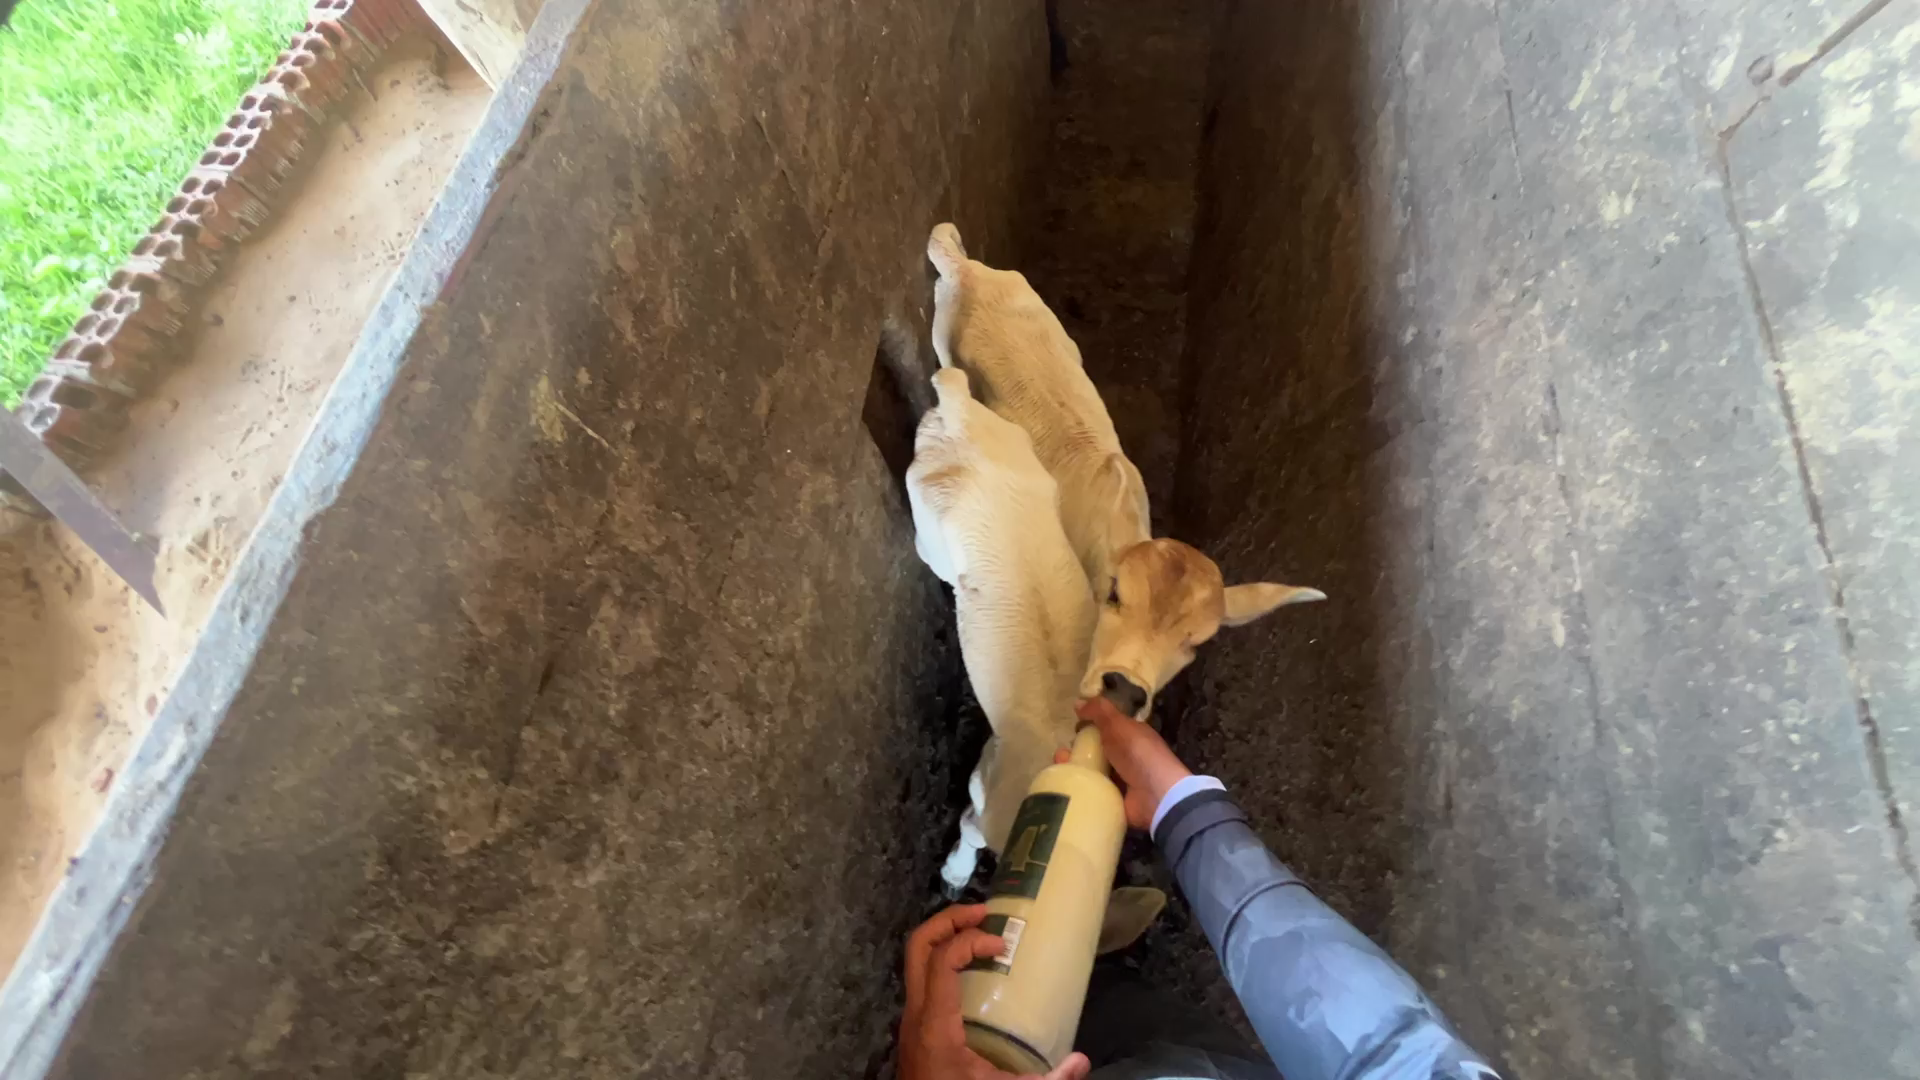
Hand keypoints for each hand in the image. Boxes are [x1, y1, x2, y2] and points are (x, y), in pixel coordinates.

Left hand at [898, 905, 1091, 1079]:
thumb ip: (1045, 1079)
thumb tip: (1081, 1062)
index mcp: (934, 1026)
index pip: (940, 960)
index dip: (969, 941)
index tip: (1001, 946)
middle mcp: (915, 1014)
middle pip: (919, 945)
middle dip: (949, 920)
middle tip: (984, 914)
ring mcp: (911, 1019)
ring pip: (916, 958)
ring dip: (945, 935)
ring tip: (980, 930)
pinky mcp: (915, 1027)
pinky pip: (923, 976)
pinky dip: (943, 957)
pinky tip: (973, 967)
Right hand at [1074, 697, 1192, 830]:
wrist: (1155, 795)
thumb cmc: (1138, 753)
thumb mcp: (1117, 724)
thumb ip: (1099, 711)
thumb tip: (1078, 702)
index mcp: (1133, 736)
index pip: (1110, 727)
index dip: (1092, 726)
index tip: (1075, 728)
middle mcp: (1128, 757)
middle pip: (1099, 750)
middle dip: (1079, 748)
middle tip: (1064, 751)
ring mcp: (1122, 780)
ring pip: (1093, 770)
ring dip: (1075, 767)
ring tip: (1060, 764)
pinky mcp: (1115, 799)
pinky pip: (1093, 790)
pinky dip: (1079, 786)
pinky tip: (1066, 782)